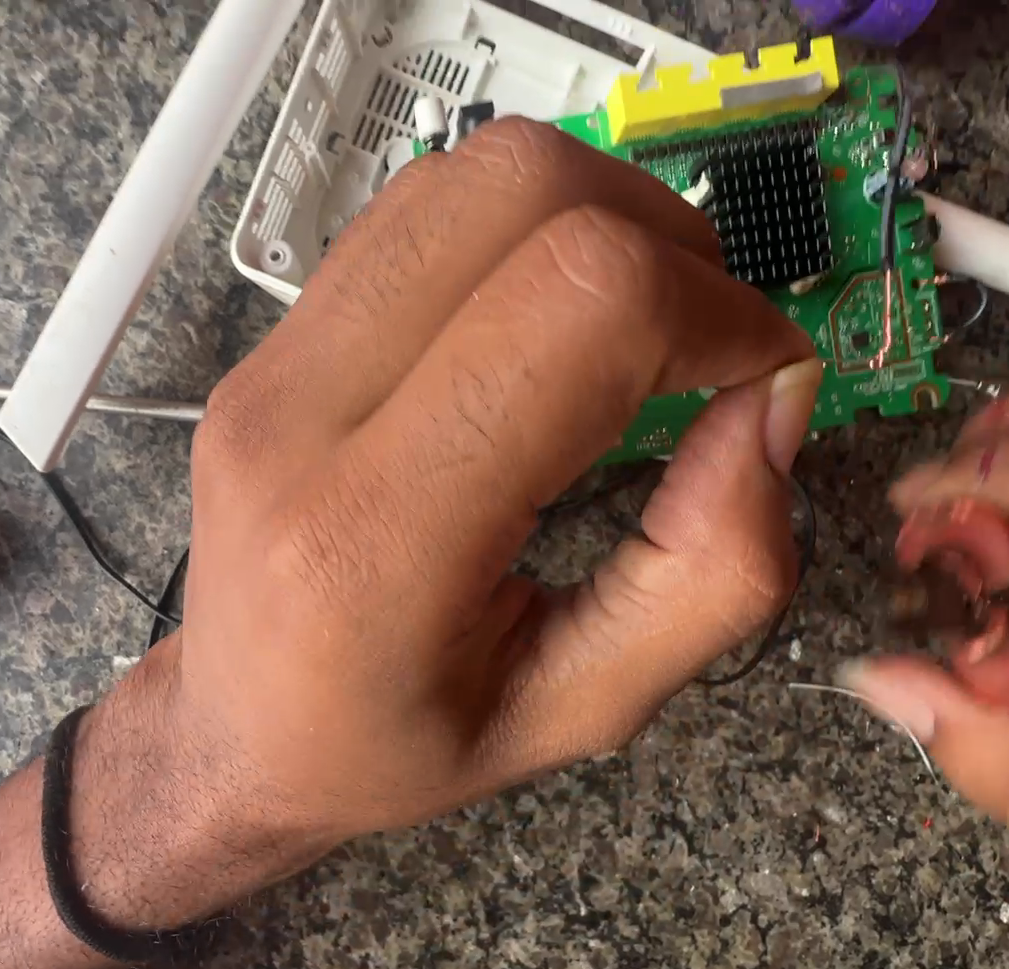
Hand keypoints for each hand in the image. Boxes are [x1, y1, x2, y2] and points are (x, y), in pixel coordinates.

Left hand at [80, 118, 819, 928]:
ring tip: (634, 322)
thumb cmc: (388, 750)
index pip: (575, 309)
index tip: (757, 372)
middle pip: (519, 194)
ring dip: (594, 220)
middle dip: (661, 239)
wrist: (235, 734)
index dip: (711, 309)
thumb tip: (773, 408)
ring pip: (466, 179)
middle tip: (701, 336)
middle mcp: (300, 418)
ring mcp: (270, 365)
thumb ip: (704, 580)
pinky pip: (414, 220)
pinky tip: (542, 321)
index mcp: (374, 539)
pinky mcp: (270, 346)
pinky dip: (517, 235)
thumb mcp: (572, 714)